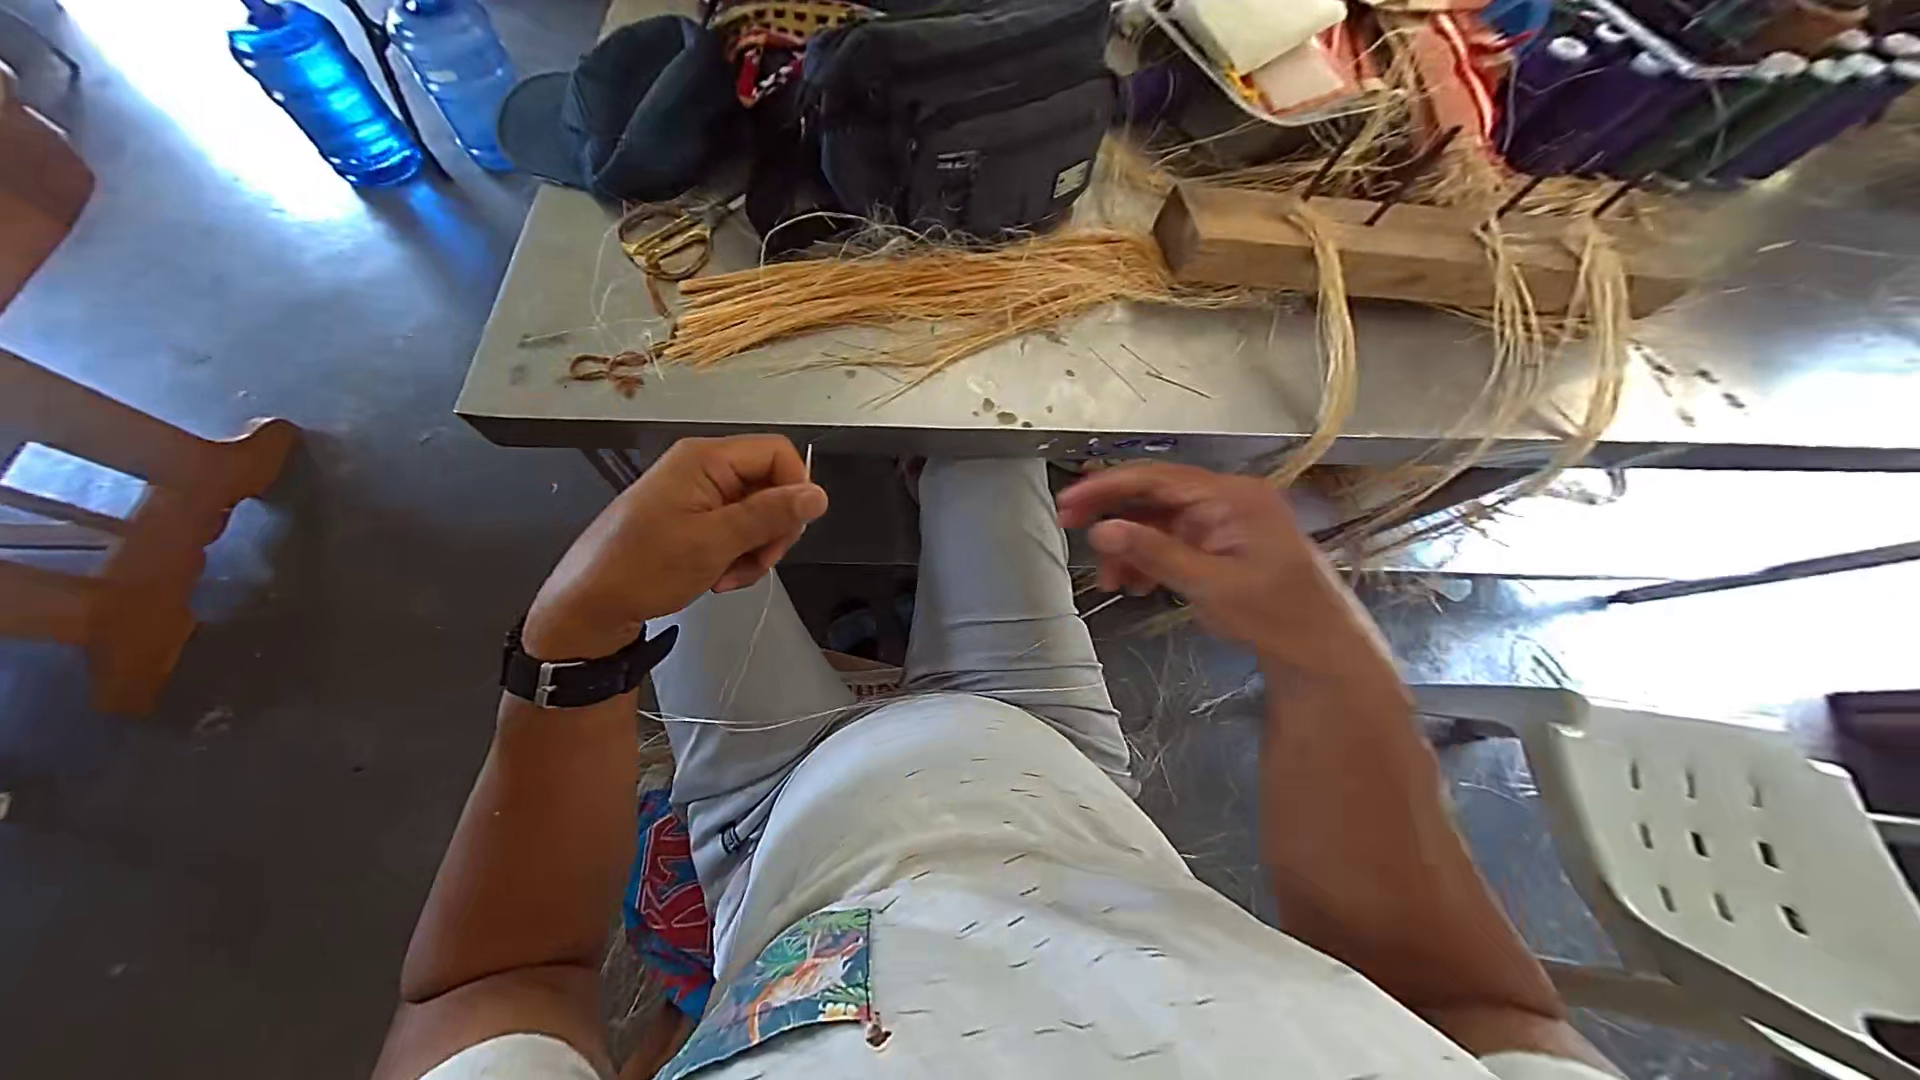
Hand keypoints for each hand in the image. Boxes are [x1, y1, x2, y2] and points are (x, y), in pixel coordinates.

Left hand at [523, 435, 826, 657]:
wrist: (591, 606)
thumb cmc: (643, 567)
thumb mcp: (714, 541)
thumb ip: (770, 515)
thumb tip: (819, 496)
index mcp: (706, 460)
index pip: (777, 454)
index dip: (795, 488)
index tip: (790, 529)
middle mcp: (706, 470)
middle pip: (773, 486)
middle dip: (774, 528)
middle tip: (760, 560)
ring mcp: (701, 496)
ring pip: (761, 514)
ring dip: (757, 549)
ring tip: (731, 574)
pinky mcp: (697, 520)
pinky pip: (740, 531)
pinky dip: (741, 556)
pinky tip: (721, 576)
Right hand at [1056, 463, 1394, 683]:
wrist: (1317, 648)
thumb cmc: (1278, 613)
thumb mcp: (1210, 584)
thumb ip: (1153, 553)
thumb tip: (1102, 530)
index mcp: (1231, 497)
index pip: (1157, 478)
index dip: (1108, 486)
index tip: (1071, 500)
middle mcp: (1223, 501)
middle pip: (1152, 496)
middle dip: (1111, 514)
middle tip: (1070, 524)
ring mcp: (1219, 523)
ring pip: (1155, 523)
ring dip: (1127, 547)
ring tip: (1110, 579)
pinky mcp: (1215, 544)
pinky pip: (1168, 543)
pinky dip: (1146, 561)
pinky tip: (1134, 583)